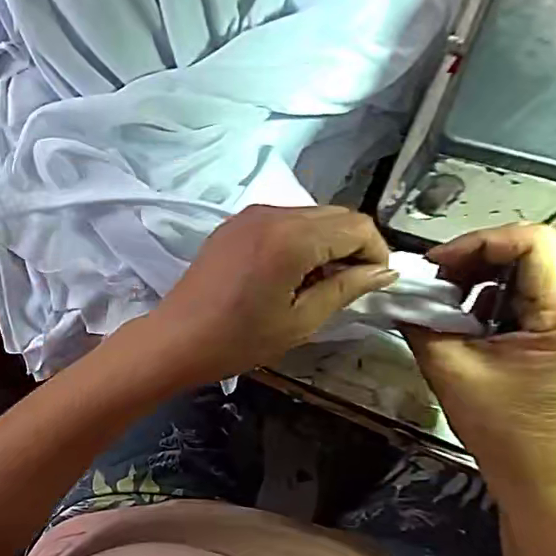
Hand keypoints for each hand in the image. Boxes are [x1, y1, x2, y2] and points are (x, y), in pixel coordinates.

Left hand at [130, 205, 397, 387]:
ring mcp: (248, 216)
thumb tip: (383, 271)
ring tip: (314, 285)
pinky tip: (286, 275)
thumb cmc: (236, 340)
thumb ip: (346, 289)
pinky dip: (296, 241)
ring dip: (324, 243)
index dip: (376, 253)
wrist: (173, 341)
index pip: (358, 226)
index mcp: (292, 236)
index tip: (373, 284)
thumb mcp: (300, 321)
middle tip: (346, 287)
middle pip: (335, 216)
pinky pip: (280, 222)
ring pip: (309, 217)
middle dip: (351, 246)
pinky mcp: (232, 226)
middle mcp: (272, 214)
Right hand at [402, 223, 555, 478]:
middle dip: (475, 258)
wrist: (528, 454)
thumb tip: (403, 289)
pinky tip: (470, 311)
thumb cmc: (496, 421)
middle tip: (437, 281)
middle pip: (531, 247)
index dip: (477, 243)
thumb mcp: (447, 364)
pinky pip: (532, 280)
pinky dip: (493, 286)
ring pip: (530, 260)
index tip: (438, 263)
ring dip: (482, 272)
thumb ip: (422, 318)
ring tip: (450, 298)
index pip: (531, 242)